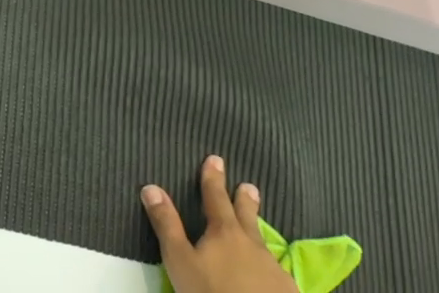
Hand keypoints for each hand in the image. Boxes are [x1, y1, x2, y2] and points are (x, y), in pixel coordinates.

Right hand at [142, 156, 296, 292]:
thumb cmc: (212, 292)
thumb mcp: (179, 259)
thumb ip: (166, 224)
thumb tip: (151, 187)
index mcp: (225, 232)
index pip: (216, 198)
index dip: (213, 178)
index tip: (215, 159)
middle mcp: (252, 245)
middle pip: (247, 217)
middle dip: (245, 201)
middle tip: (250, 186)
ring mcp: (273, 270)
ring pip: (263, 245)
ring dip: (256, 233)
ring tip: (255, 232)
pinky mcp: (286, 292)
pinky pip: (275, 272)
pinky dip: (268, 266)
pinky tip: (267, 275)